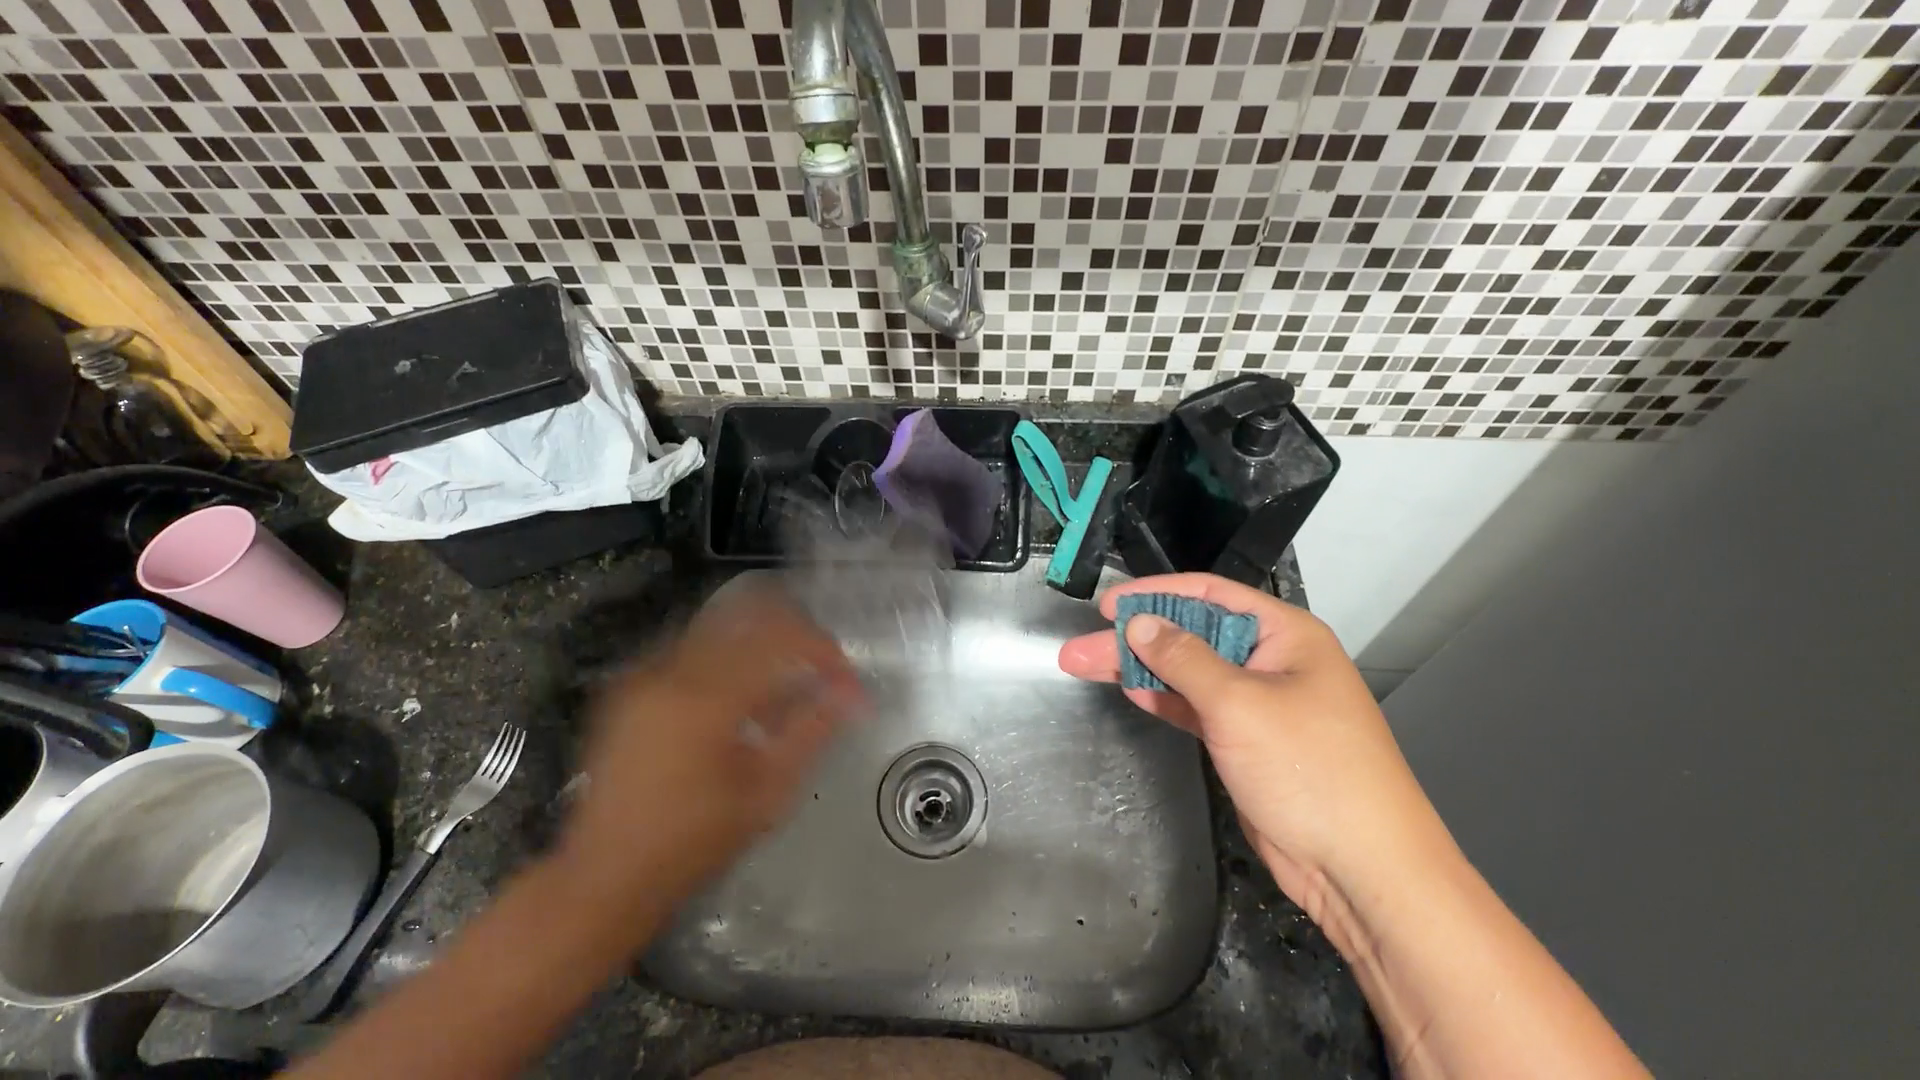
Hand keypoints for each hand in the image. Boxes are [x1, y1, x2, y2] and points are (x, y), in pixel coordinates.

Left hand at [560, 580, 864, 906]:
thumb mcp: (765, 795)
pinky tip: (734, 710)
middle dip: (794, 634)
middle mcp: (671, 669)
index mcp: (709, 697)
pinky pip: (688, 649)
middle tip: (819, 669)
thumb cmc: (691, 844)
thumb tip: (849, 696)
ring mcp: (642, 674)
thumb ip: (811, 733)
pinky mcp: (627, 687)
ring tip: (777, 701)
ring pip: (718, 627)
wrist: (605, 874)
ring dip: (758, 648)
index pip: (782, 637)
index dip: (824, 649)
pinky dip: (723, 662)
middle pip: (748, 612)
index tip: (844, 679)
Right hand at [1057, 574, 1448, 951]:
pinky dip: (1166, 700)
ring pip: (1190, 674)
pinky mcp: (1248, 742)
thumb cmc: (1309, 769)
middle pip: (1193, 636)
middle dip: (1136, 639)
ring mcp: (1261, 704)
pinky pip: (1199, 709)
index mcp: (1286, 635)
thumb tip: (1140, 623)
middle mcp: (1274, 661)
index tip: (1106, 606)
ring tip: (1086, 667)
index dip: (1156, 596)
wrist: (1361, 866)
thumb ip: (1184, 659)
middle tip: (1080, 649)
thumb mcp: (1239, 704)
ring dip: (1142, 670)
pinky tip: (1132, 692)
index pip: (1211, 596)